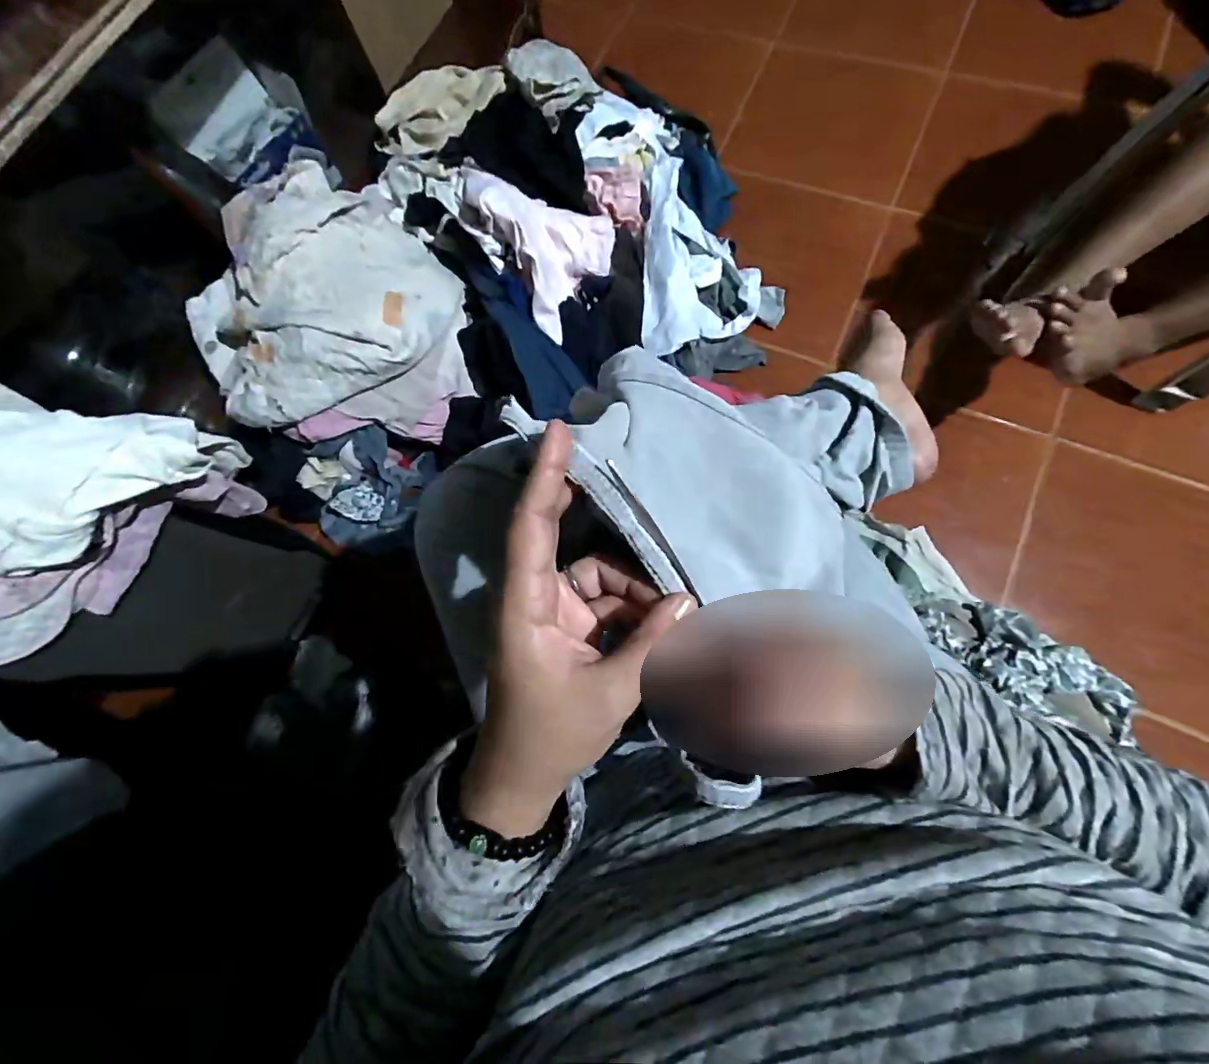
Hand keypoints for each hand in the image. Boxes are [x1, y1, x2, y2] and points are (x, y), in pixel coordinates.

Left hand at [461, 420, 692, 837]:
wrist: (522, 776)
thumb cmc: (551, 735)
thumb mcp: (609, 693)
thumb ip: (650, 645)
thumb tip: (686, 601)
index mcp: (526, 606)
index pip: (531, 529)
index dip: (545, 478)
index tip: (559, 433)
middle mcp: (535, 597)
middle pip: (565, 541)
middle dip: (594, 525)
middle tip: (627, 512)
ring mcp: (554, 610)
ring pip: (601, 577)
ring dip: (636, 595)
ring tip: (671, 624)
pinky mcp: (569, 626)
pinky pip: (607, 601)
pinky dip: (634, 612)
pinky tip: (661, 631)